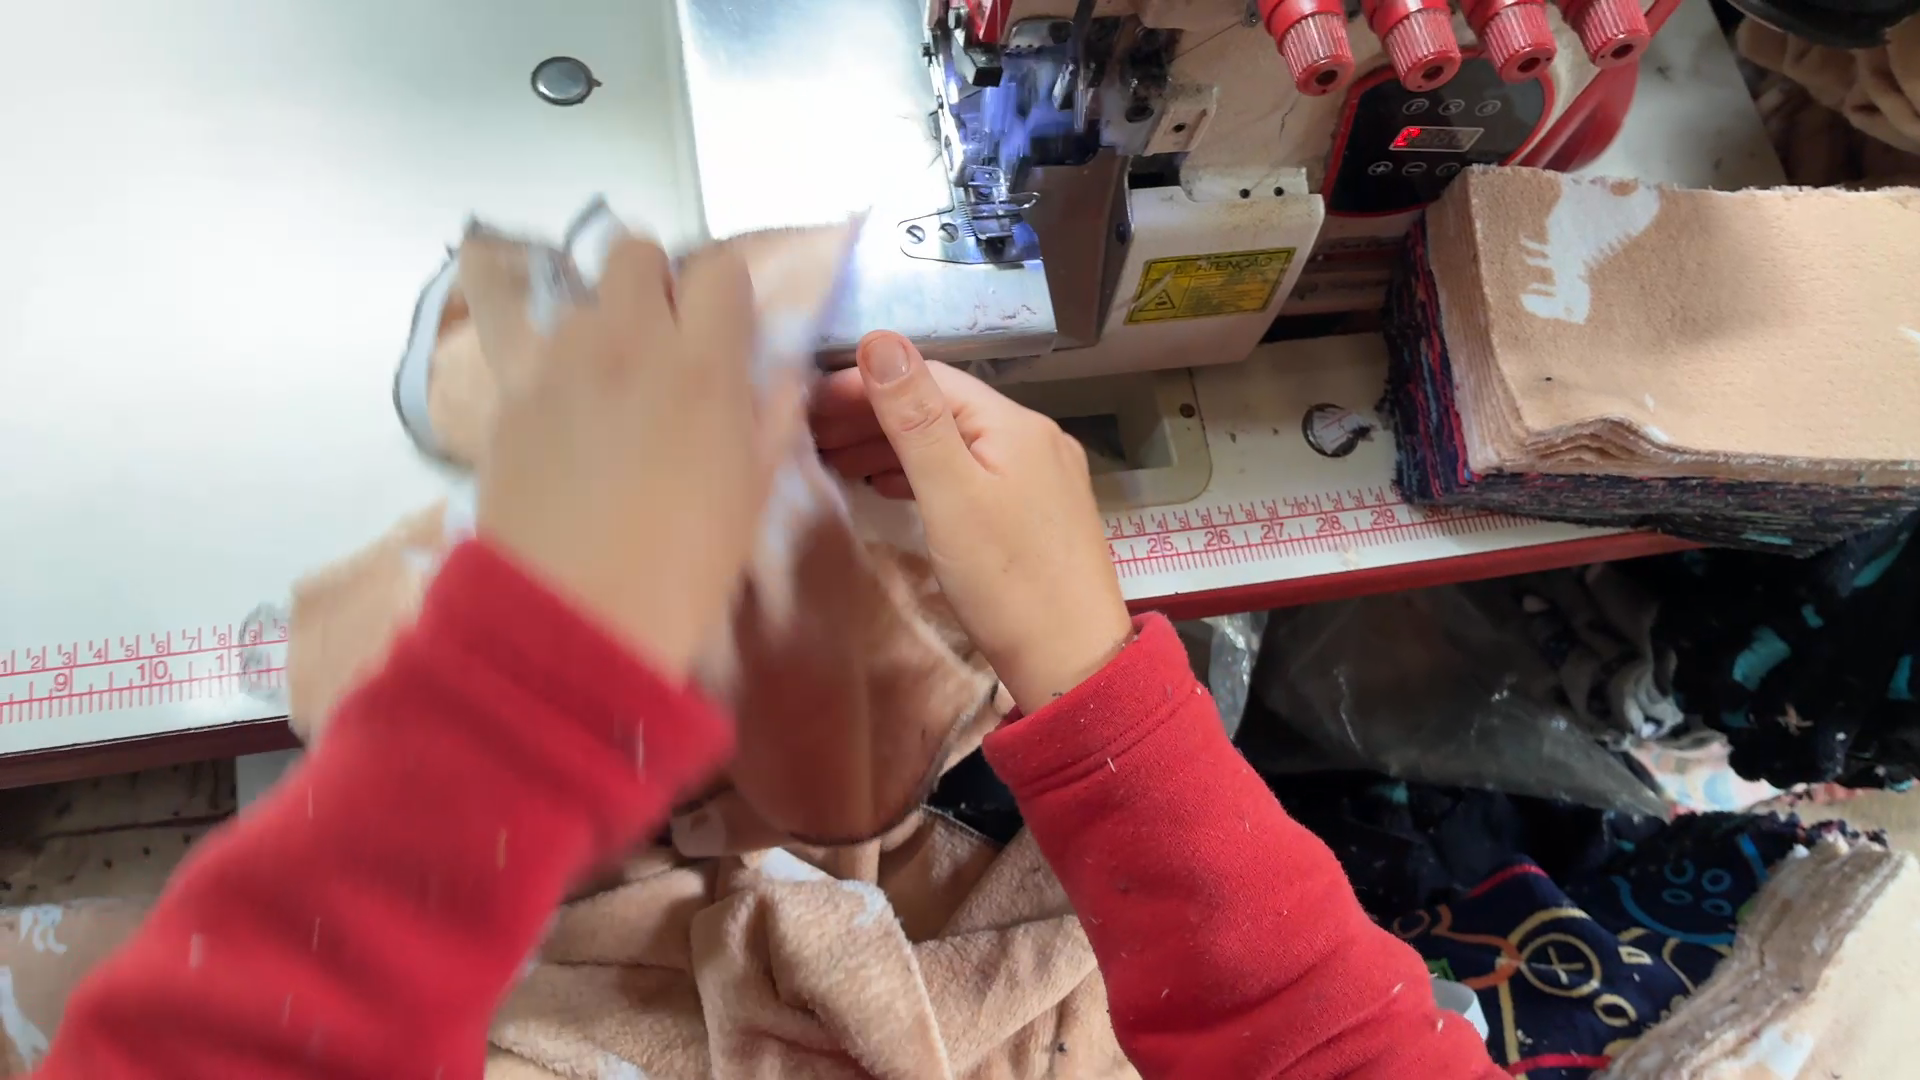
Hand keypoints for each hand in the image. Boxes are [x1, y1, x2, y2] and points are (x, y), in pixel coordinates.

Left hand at [479, 238, 796, 680]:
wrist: (580, 615)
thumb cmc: (689, 561)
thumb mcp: (753, 489)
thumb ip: (773, 415)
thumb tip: (780, 371)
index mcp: (705, 368)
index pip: (719, 271)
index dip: (728, 290)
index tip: (730, 323)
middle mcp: (629, 342)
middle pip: (636, 251)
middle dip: (657, 279)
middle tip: (667, 335)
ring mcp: (560, 360)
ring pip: (577, 286)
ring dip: (603, 310)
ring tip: (611, 368)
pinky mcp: (509, 389)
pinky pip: (523, 330)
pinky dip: (546, 340)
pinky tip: (557, 383)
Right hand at [811, 331, 1132, 712]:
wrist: (1073, 663)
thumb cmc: (1007, 581)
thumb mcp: (951, 495)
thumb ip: (915, 418)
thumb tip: (880, 338)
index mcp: (1015, 425)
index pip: (930, 381)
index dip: (867, 385)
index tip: (811, 403)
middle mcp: (1034, 439)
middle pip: (943, 410)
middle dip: (876, 417)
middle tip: (815, 436)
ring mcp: (1040, 477)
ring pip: (956, 445)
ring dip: (897, 447)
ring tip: (840, 461)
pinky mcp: (1036, 512)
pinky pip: (971, 475)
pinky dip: (927, 476)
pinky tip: (894, 486)